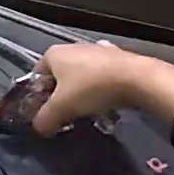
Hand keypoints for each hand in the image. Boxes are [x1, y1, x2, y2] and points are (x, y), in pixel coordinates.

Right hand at [32, 42, 173, 134]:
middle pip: (59, 75)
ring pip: (80, 74)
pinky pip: (100, 73)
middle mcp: (72, 47)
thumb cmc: (91, 88)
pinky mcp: (116, 56)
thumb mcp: (62, 108)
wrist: (136, 78)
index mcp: (54, 54)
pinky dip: (99, 85)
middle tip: (66, 113)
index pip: (37, 75)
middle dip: (60, 94)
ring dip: (81, 90)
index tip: (47, 112)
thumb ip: (45, 118)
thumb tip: (39, 128)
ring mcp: (96, 49)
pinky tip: (105, 98)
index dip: (38, 95)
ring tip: (87, 108)